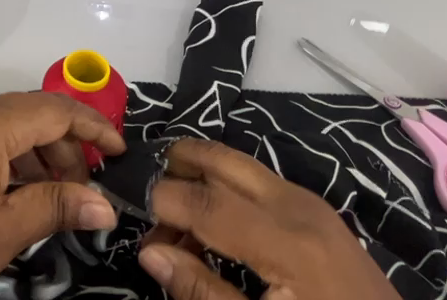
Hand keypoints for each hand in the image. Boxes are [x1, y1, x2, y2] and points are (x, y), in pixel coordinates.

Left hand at [0, 91, 125, 299]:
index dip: (93, 127)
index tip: (120, 152)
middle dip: (66, 144)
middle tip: (89, 186)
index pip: (55, 109)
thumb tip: (106, 206)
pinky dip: (9, 158)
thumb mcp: (4, 229)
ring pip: (7, 126)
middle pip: (31, 113)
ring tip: (56, 196)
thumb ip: (56, 207)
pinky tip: (16, 194)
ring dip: (38, 154)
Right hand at [138, 139, 399, 299]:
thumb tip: (150, 253)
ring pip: (239, 164)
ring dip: (200, 178)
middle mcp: (298, 207)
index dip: (162, 201)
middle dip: (176, 165)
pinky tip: (213, 229)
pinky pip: (259, 182)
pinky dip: (225, 190)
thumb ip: (204, 293)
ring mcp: (312, 204)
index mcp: (287, 243)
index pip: (206, 201)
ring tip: (175, 224)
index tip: (128, 210)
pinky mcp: (318, 212)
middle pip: (222, 160)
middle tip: (143, 197)